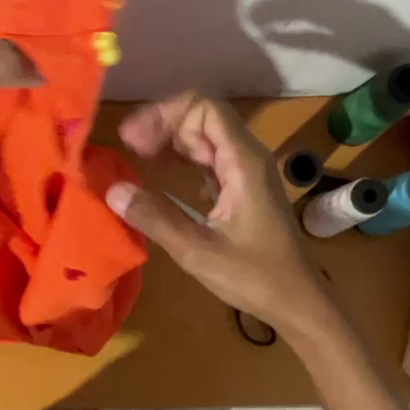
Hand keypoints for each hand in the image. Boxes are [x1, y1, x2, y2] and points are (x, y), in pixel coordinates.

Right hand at [106, 93, 332, 331]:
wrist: (296, 300)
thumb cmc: (254, 277)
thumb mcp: (198, 251)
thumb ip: (156, 218)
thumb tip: (113, 190)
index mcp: (243, 163)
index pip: (204, 108)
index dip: (165, 115)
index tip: (132, 140)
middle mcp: (248, 158)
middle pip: (203, 117)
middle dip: (163, 124)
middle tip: (127, 146)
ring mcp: (247, 172)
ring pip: (206, 137)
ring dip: (171, 140)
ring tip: (136, 154)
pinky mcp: (243, 189)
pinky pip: (210, 159)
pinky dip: (183, 158)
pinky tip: (159, 173)